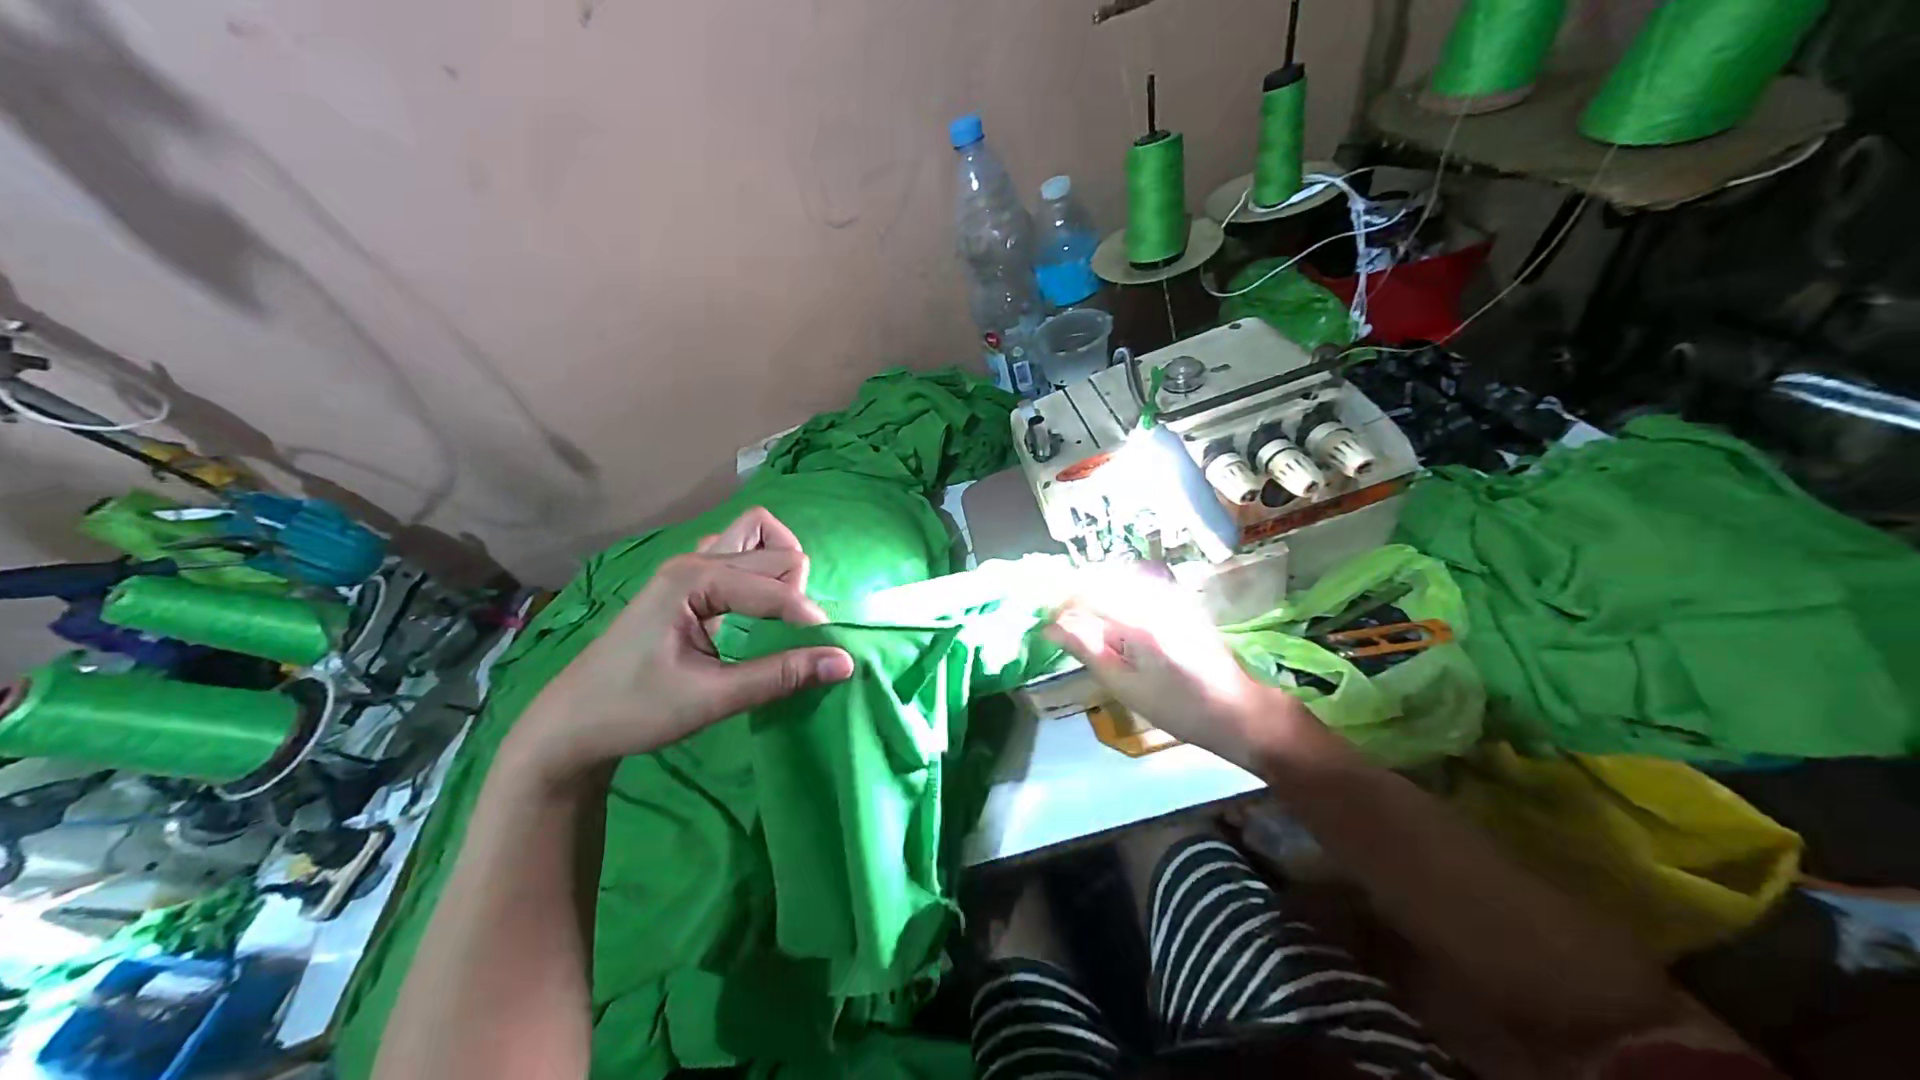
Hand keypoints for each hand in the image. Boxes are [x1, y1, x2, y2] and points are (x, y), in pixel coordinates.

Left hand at [504, 509, 854, 783]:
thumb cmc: (634, 710)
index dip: (807, 621)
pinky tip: (757, 609)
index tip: (828, 658)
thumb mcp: (712, 698)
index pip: (775, 586)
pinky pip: (739, 553)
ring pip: (758, 538)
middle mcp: (694, 560)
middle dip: (797, 594)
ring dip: (782, 569)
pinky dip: (762, 570)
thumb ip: (781, 675)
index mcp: (694, 579)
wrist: (571, 724)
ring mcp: (689, 566)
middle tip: (797, 643)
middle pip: (775, 552)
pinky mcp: (689, 581)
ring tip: (784, 617)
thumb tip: (844, 662)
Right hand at [1044, 565, 1319, 769]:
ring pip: (1119, 578)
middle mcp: (1154, 596)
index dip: (1059, 598)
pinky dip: (1116, 594)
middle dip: (1075, 591)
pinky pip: (1138, 584)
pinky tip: (1112, 619)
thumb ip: (1087, 649)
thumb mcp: (1124, 685)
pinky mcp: (1180, 601)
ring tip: (1080, 619)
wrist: (1238, 711)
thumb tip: (1053, 626)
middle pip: (1102, 577)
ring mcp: (1171, 595)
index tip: (1043, 613)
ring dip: (1095, 591)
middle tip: (1057, 616)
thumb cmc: (1178, 707)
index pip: (1085, 591)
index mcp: (1138, 618)